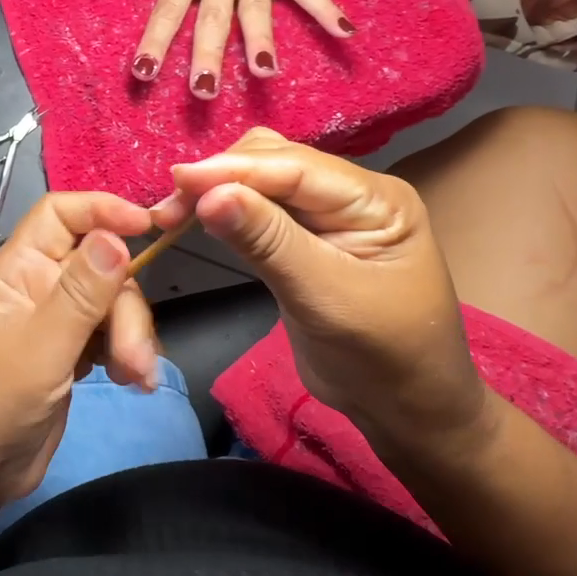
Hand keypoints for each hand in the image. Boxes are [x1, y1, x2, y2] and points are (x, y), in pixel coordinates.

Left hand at [0, 193, 160, 513]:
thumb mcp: (40, 348)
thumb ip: (80, 294)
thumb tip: (115, 236)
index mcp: (18, 268)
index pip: (60, 214)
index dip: (102, 210)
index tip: (148, 224)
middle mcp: (38, 284)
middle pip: (100, 264)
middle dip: (126, 305)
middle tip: (135, 358)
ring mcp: (56, 319)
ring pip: (112, 301)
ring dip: (132, 336)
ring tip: (136, 379)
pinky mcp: (71, 351)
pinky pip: (112, 334)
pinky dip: (128, 354)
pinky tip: (134, 382)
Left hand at [101, 0, 352, 100]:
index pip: (167, 10)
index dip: (154, 42)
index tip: (144, 72)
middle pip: (212, 20)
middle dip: (208, 55)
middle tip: (203, 90)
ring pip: (258, 11)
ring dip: (262, 41)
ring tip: (264, 71)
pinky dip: (328, 8)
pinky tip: (346, 33)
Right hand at [160, 129, 487, 443]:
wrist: (409, 414)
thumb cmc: (383, 360)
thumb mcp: (326, 300)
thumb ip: (268, 243)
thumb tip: (209, 194)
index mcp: (375, 199)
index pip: (294, 167)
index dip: (232, 168)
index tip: (177, 179)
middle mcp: (351, 192)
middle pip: (273, 161)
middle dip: (219, 177)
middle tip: (167, 211)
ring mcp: (327, 211)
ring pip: (260, 177)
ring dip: (215, 189)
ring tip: (173, 215)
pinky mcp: (304, 233)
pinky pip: (258, 205)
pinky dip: (225, 208)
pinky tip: (199, 220)